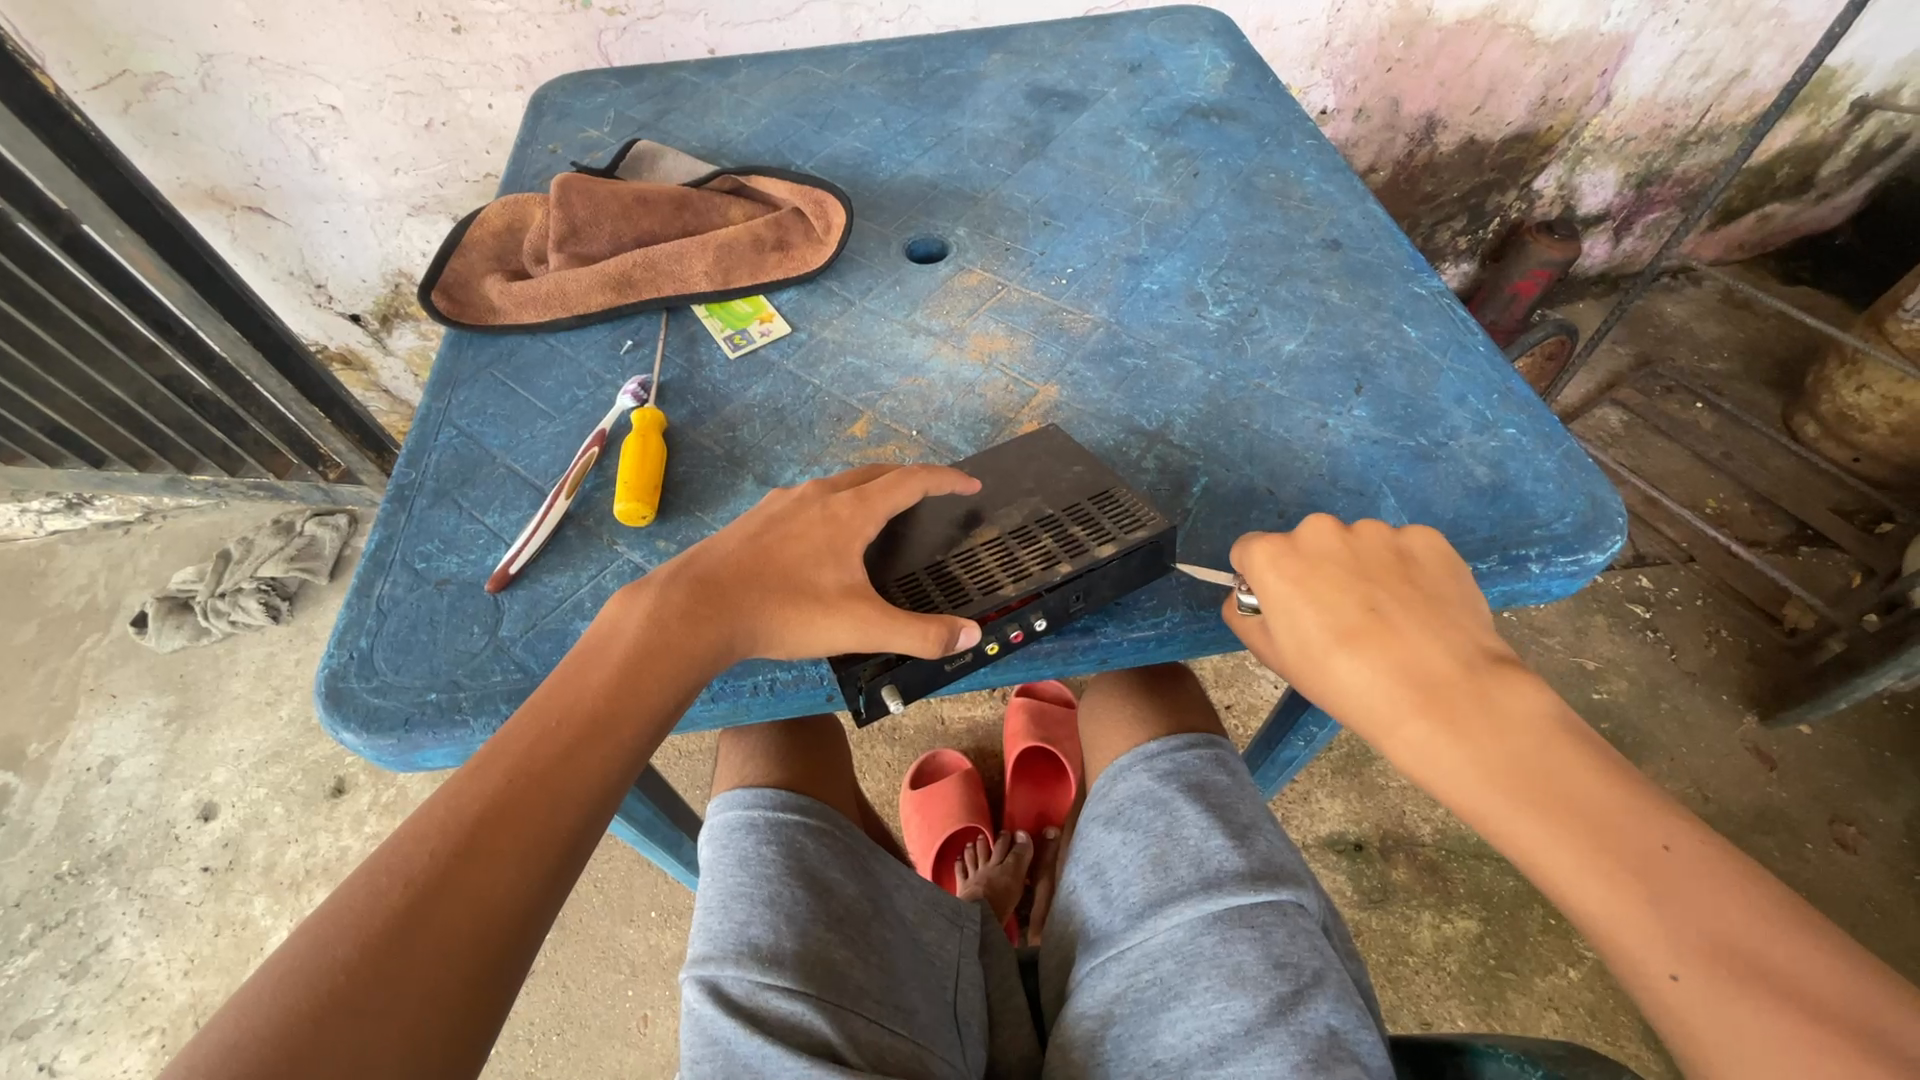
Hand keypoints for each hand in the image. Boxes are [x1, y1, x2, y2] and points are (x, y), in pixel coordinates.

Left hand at [634, 464, 985, 664]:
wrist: (696, 607)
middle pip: (875, 473)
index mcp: (851, 511)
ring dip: (867, 490)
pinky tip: (820, 540)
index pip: (911, 480)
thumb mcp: (862, 627)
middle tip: (929, 495)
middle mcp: (819, 495)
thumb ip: (920, 634)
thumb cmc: (786, 611)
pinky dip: (832, 506)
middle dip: (908, 478)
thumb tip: (970, 636)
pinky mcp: (756, 518)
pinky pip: (807, 500)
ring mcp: (783, 503)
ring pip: (837, 484)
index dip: (945, 479)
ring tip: (879, 516)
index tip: (969, 483)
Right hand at [1223, 515, 1528, 744]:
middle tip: (1339, 620)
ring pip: (1358, 546)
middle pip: (1306, 545)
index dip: (1262, 580)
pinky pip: (1403, 550)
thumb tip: (1253, 596)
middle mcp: (1320, 530)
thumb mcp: (1271, 656)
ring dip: (1362, 570)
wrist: (1438, 690)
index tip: (1285, 610)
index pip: (1250, 551)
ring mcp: (1377, 531)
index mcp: (1274, 556)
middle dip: (1315, 571)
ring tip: (1387, 619)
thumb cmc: (1340, 679)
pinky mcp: (1427, 539)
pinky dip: (1406, 572)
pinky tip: (1418, 610)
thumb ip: (1246, 615)